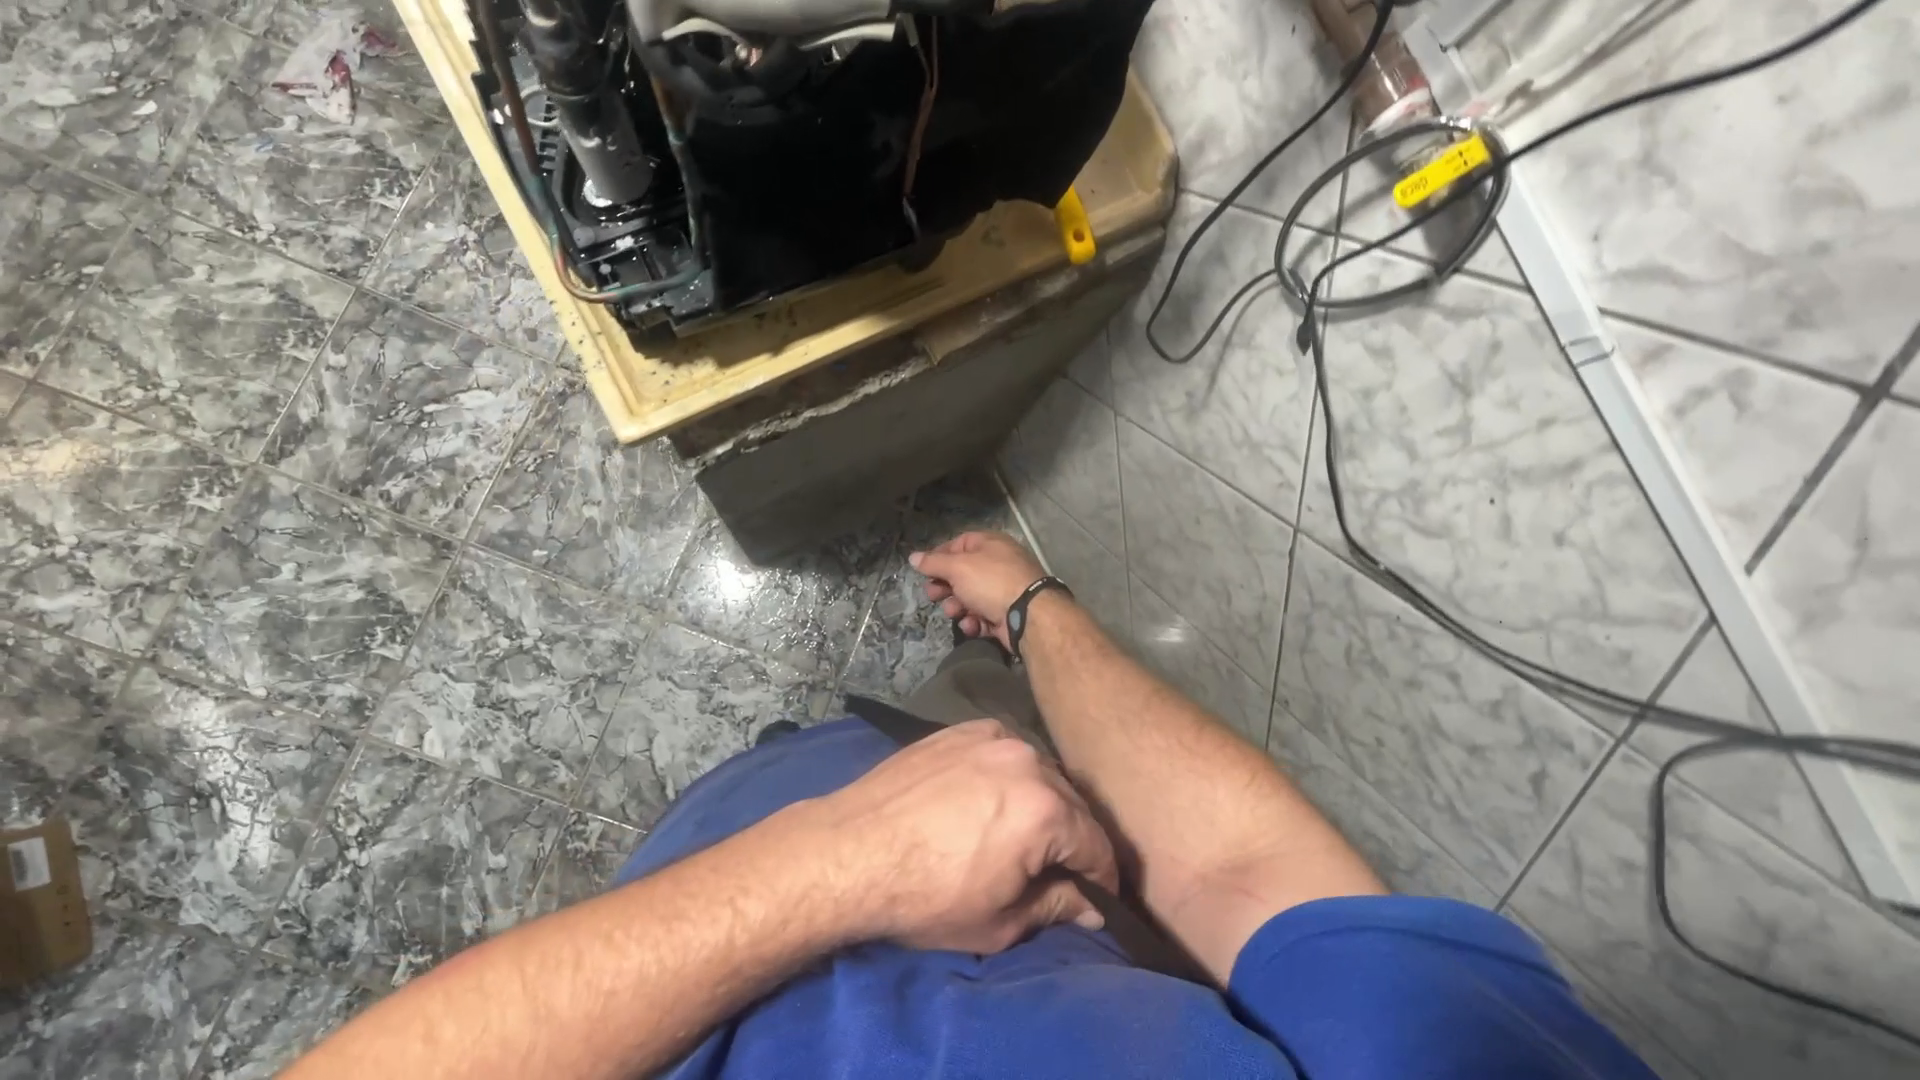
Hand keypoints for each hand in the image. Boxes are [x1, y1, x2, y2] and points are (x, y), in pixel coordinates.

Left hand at [797, 719, 1117, 953]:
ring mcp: (992, 738)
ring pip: (1040, 773)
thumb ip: (1056, 907)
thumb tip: (1092, 906)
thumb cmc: (925, 897)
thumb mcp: (1000, 922)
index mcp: (1046, 810)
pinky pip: (1004, 751)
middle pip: (1073, 805)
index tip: (1097, 898)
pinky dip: (1008, 775)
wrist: (849, 852)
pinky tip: (989, 799)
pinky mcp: (961, 730)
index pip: (1098, 845)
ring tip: (1021, 834)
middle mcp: (1028, 761)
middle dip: (1073, 840)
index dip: (1102, 878)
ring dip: (1042, 803)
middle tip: (1059, 871)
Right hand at [910, 531, 1049, 650]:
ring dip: (957, 606)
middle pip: (963, 573)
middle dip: (945, 586)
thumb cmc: (991, 582)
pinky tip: (972, 625)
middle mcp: (998, 564)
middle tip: (933, 596)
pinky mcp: (1006, 614)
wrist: (1028, 615)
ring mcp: (1004, 590)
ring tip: (954, 612)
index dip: (939, 557)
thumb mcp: (958, 567)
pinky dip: (974, 621)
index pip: (959, 544)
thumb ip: (934, 563)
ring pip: (970, 597)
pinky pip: (983, 616)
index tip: (924, 571)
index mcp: (990, 544)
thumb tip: (913, 557)